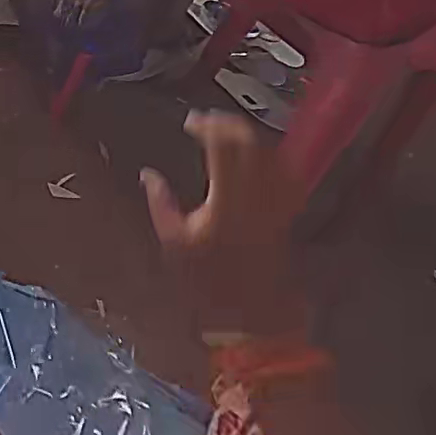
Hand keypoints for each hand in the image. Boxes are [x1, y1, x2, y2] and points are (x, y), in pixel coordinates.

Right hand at [141, 111, 302, 300]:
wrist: (249, 314)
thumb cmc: (206, 282)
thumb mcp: (173, 242)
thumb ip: (160, 203)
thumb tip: (149, 174)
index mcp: (225, 203)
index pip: (222, 148)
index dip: (207, 126)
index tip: (191, 121)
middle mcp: (256, 197)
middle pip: (251, 143)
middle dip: (229, 124)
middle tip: (209, 120)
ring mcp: (276, 204)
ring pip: (271, 153)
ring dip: (250, 135)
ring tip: (229, 131)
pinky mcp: (287, 212)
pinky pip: (284, 171)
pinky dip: (270, 155)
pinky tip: (257, 154)